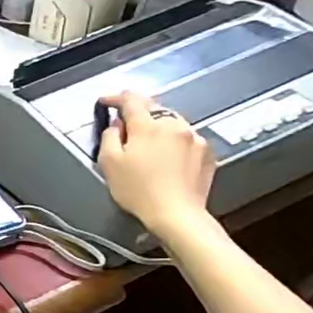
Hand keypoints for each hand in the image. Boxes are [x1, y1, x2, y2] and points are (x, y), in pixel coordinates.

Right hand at [97, 91, 216, 239]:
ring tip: (145, 140)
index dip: (116, 97)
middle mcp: (175, 125)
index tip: (106, 101)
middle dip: (137, 111)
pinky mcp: (206, 152)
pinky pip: (185, 137)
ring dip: (156, 125)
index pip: (131, 99)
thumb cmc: (137, 190)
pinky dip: (172, 139)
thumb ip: (110, 136)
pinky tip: (165, 155)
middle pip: (154, 107)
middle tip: (124, 122)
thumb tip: (117, 125)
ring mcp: (194, 138)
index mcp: (148, 125)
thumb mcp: (109, 162)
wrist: (176, 215)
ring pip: (171, 121)